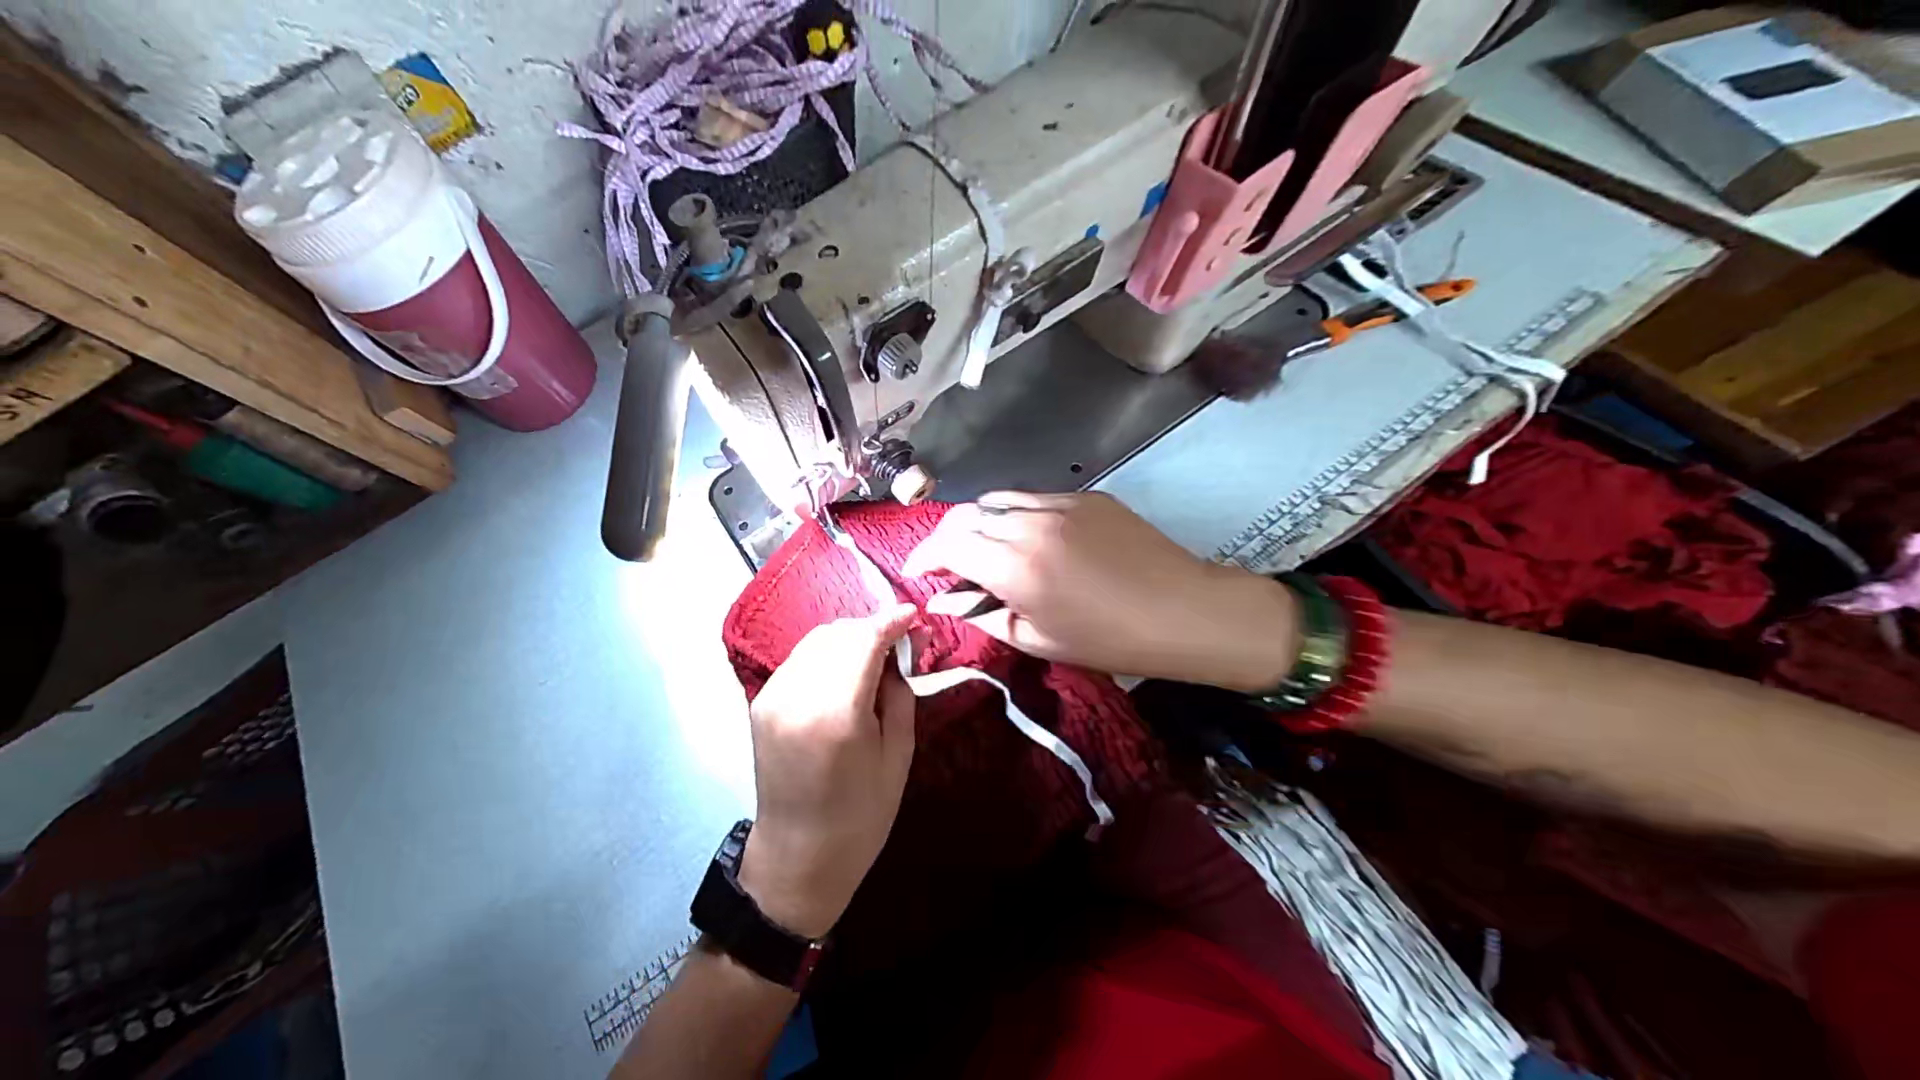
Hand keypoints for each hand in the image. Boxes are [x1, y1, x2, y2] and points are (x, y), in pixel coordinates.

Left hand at [738, 604, 917, 938]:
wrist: (799, 855)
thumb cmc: (861, 814)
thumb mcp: (899, 754)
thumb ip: (900, 692)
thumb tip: (899, 649)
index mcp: (837, 714)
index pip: (865, 640)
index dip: (891, 621)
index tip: (913, 615)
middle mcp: (798, 696)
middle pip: (838, 633)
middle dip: (871, 628)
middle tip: (899, 641)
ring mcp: (773, 697)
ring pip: (815, 640)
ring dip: (848, 638)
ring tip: (874, 655)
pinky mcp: (761, 702)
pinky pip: (799, 659)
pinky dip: (826, 654)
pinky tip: (844, 672)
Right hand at [903, 492, 1299, 692]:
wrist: (1185, 611)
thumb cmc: (1109, 640)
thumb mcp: (1038, 639)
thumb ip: (983, 615)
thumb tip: (944, 600)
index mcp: (1014, 564)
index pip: (948, 543)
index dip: (925, 556)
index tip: (919, 572)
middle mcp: (1030, 523)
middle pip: (966, 515)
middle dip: (946, 538)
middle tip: (948, 566)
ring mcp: (1061, 503)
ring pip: (999, 499)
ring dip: (980, 523)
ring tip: (987, 551)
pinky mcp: (1087, 496)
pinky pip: (1034, 498)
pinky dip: (1016, 516)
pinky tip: (1031, 541)